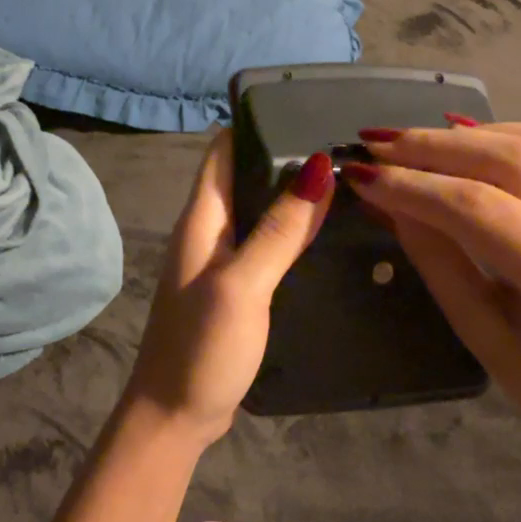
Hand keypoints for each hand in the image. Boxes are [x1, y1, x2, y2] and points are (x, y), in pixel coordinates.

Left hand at [127, 131, 334, 447]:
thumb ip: (279, 230)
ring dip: (291, 194)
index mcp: (202, 220)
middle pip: (245, 176)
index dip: (257, 122)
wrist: (174, 415)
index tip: (307, 106)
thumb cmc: (202, 347)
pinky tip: (324, 233)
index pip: (224, 150)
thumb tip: (319, 166)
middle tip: (344, 143)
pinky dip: (291, 231)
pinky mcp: (236, 289)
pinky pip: (265, 245)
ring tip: (346, 178)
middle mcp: (209, 232)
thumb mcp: (243, 284)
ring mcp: (221, 262)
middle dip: (285, 155)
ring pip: (258, 211)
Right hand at [346, 121, 520, 470]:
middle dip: (434, 148)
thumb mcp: (481, 332)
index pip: (481, 210)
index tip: (359, 175)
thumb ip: (435, 258)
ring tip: (412, 142)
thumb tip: (385, 199)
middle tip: (376, 146)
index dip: (413, 186)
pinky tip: (464, 138)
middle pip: (514, 162)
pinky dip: (509, 137)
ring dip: (469, 135)